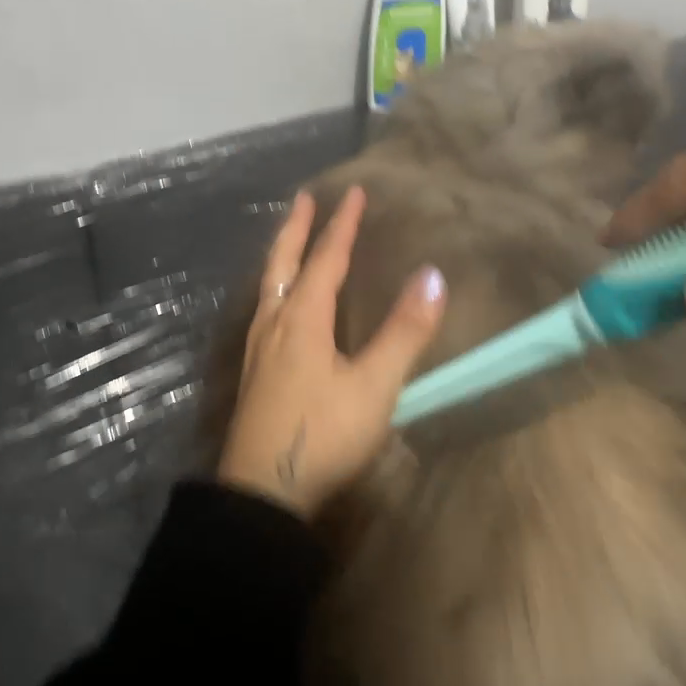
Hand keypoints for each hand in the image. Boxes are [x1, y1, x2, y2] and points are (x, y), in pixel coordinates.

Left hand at [217, 186, 446, 518]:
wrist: (261, 493)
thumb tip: (432, 274)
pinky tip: (277, 309)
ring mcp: (257, 351)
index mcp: (303, 319)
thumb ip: (404, 332)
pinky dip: (275, 289)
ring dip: (282, 257)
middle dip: (297, 229)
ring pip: (268, 287)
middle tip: (304, 198)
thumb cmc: (322, 434)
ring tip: (289, 244)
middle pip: (284, 264)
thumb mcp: (374, 386)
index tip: (353, 192)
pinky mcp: (253, 376)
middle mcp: (275, 324)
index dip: (342, 225)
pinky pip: (264, 311)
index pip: (327, 260)